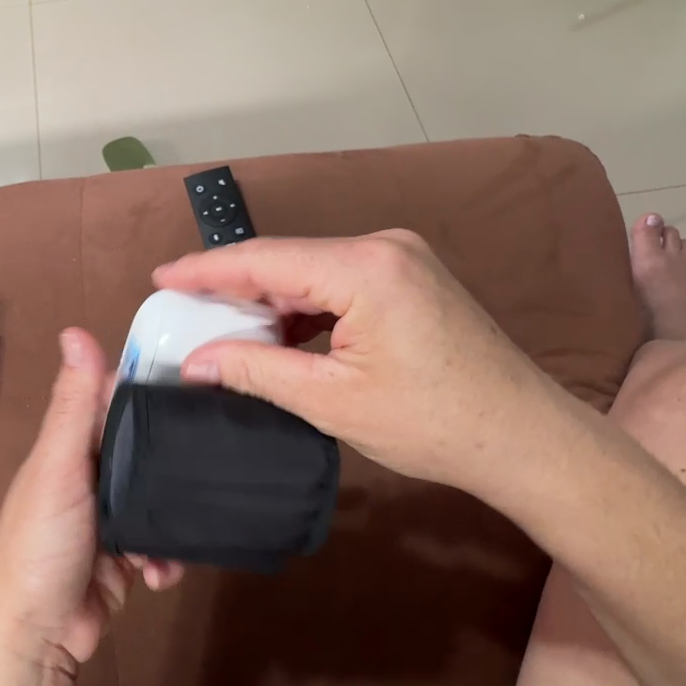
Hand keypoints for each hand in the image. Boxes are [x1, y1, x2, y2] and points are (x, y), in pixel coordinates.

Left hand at [0, 328, 183, 685]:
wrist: (35, 640)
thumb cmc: (39, 545)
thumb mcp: (58, 469)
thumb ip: (74, 406)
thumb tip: (75, 331)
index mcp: (69, 445)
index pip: (113, 398)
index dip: (148, 385)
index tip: (199, 378)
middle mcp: (90, 474)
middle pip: (143, 446)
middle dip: (174, 457)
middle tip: (215, 455)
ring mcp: (109, 517)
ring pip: (159, 496)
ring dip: (173, 514)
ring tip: (178, 531)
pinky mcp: (126, 557)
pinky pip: (161, 541)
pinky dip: (167, 556)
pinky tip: (162, 572)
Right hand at [153, 231, 586, 494]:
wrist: (525, 438)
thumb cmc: (432, 424)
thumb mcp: (332, 402)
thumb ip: (257, 370)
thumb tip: (196, 362)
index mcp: (364, 268)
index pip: (264, 260)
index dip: (206, 270)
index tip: (160, 277)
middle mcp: (382, 246)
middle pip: (286, 261)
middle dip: (233, 289)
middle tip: (181, 312)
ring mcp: (400, 258)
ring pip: (310, 271)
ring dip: (268, 300)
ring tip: (219, 328)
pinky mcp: (408, 277)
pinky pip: (337, 282)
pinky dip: (302, 306)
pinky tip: (277, 332)